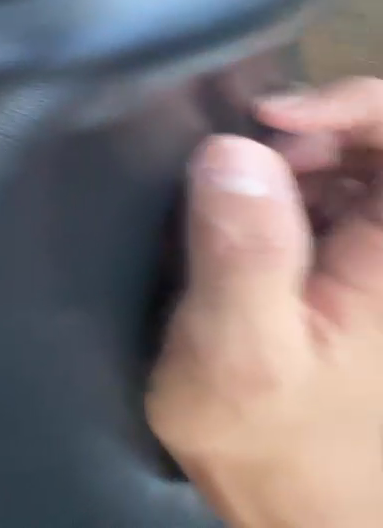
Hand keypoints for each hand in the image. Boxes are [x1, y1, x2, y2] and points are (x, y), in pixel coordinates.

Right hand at [147, 78, 382, 527]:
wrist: (287, 498)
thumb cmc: (263, 429)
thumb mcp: (238, 343)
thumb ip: (243, 249)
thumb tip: (235, 150)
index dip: (359, 106)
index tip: (267, 118)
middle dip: (316, 129)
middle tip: (237, 161)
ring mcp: (379, 260)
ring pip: (363, 162)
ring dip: (294, 154)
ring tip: (227, 187)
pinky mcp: (347, 267)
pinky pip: (333, 192)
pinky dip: (281, 179)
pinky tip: (234, 209)